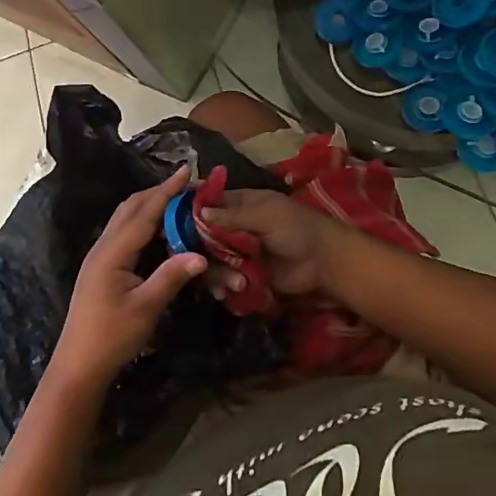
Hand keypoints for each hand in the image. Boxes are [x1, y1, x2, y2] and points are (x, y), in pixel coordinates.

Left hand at [51, 165, 207, 389]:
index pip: (144, 212)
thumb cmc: (111, 338)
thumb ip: (172, 277)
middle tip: (186, 184)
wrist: (77, 367)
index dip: (166, 191)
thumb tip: (201, 254)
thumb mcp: (146, 308)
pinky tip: (159, 229)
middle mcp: (103, 248)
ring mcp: (99, 258)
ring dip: (149, 204)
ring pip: (125, 219)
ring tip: (176, 200)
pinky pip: (124, 233)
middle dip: (158, 192)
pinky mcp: (101, 269)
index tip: (187, 172)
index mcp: (112, 253)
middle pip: (130, 208)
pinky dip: (143, 221)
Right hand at [199, 189, 350, 299]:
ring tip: (235, 282)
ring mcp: (238, 251)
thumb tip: (199, 213)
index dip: (191, 212)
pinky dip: (223, 284)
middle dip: (200, 249)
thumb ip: (233, 216)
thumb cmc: (296, 229)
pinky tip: (227, 292)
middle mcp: (235, 226)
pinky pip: (223, 278)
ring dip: (217, 271)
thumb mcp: (265, 215)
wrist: (323, 262)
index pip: (208, 203)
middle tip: (199, 261)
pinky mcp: (244, 273)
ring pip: (210, 259)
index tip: (172, 225)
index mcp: (241, 203)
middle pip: (203, 235)